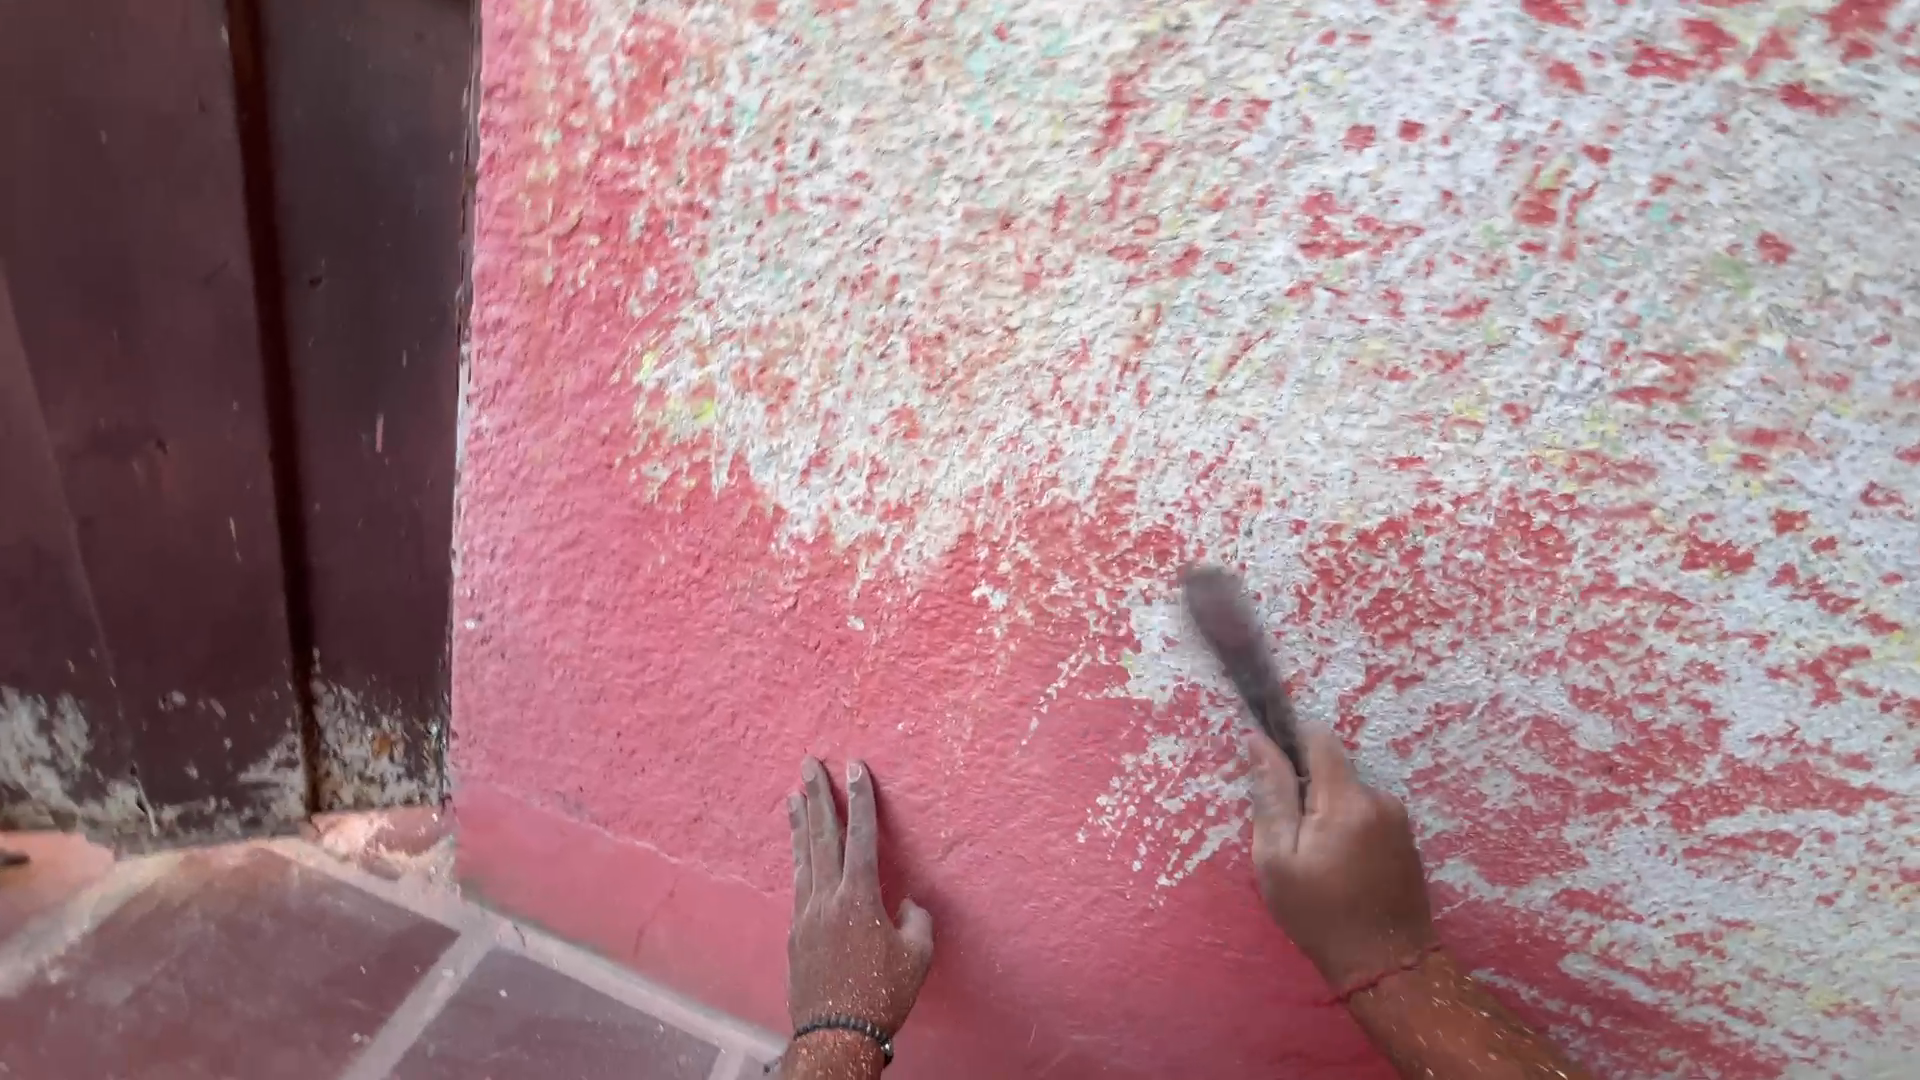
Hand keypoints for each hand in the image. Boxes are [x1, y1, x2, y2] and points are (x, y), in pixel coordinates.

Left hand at [787, 757, 933, 1036]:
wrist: (836, 1037)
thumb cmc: (883, 995)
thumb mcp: (917, 955)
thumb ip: (916, 920)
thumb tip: (905, 905)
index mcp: (858, 896)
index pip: (861, 834)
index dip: (860, 797)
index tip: (855, 767)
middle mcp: (827, 897)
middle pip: (822, 834)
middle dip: (818, 794)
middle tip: (808, 763)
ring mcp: (806, 913)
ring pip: (803, 855)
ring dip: (800, 820)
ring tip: (793, 793)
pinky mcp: (796, 932)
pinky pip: (798, 882)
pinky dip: (797, 856)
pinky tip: (798, 849)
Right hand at [1246, 726, 1437, 989]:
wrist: (1388, 968)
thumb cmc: (1319, 914)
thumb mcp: (1276, 857)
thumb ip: (1270, 794)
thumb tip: (1258, 740)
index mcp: (1346, 800)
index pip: (1318, 736)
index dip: (1288, 738)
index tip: (1268, 764)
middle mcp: (1379, 799)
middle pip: (1330, 765)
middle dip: (1303, 784)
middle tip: (1286, 830)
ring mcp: (1397, 818)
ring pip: (1345, 789)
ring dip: (1323, 806)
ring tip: (1311, 852)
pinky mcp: (1405, 836)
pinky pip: (1363, 809)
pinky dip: (1343, 822)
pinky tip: (1335, 860)